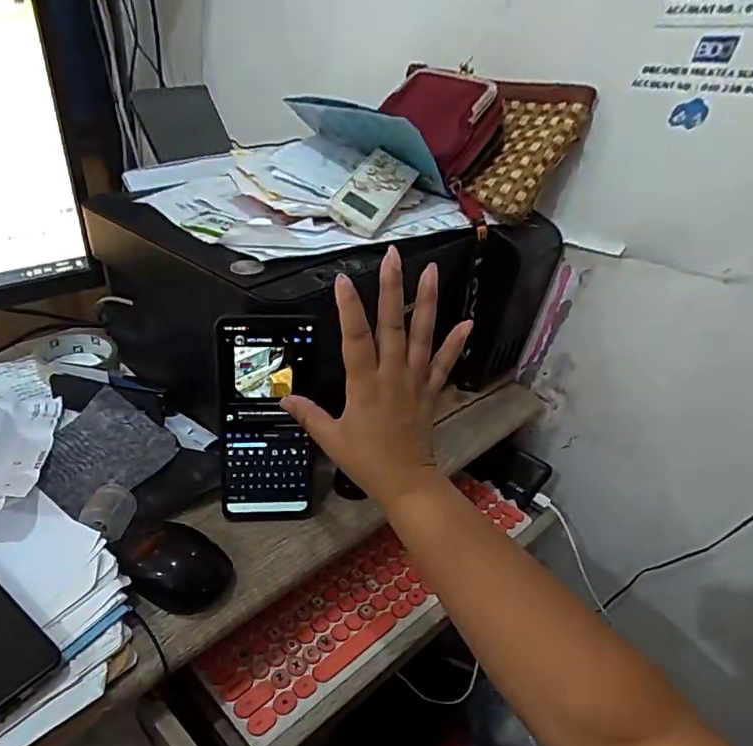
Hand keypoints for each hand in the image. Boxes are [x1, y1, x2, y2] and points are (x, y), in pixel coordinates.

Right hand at [281, 247, 472, 506]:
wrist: (405, 481)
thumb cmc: (366, 461)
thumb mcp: (331, 439)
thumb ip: (309, 414)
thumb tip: (285, 398)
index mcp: (364, 386)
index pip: (355, 339)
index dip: (349, 309)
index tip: (344, 281)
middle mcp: (391, 376)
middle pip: (391, 326)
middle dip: (390, 289)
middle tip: (392, 258)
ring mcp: (414, 382)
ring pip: (421, 336)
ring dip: (426, 302)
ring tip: (429, 271)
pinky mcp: (430, 392)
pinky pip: (444, 364)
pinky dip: (455, 344)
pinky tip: (467, 321)